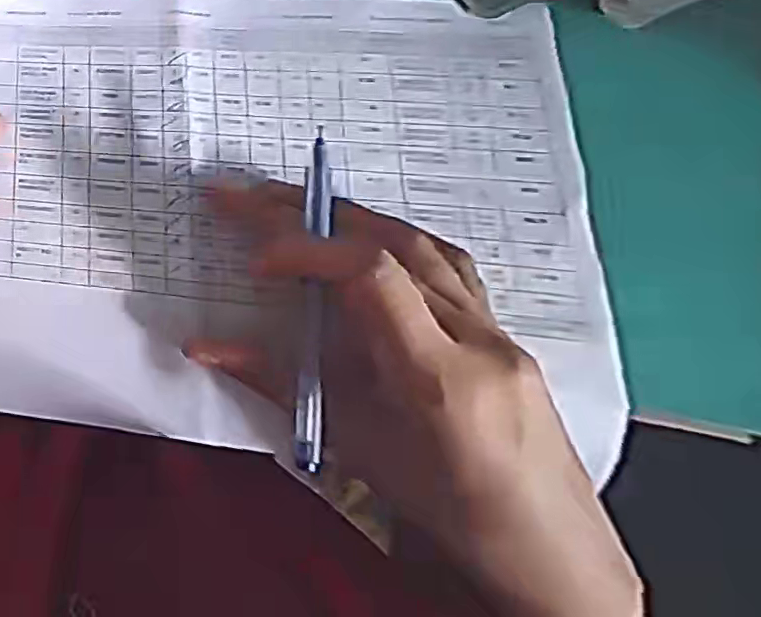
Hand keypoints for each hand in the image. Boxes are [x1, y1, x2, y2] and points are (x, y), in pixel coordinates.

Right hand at [185, 183, 640, 616]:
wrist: (558, 563)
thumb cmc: (449, 512)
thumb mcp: (354, 447)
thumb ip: (276, 383)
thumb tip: (202, 347)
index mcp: (438, 374)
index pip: (372, 273)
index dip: (306, 251)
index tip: (254, 260)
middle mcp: (477, 339)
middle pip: (391, 241)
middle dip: (310, 211)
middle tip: (247, 196)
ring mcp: (498, 332)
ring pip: (421, 244)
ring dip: (350, 215)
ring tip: (295, 206)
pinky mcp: (502, 333)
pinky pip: (445, 264)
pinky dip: (391, 238)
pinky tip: (363, 241)